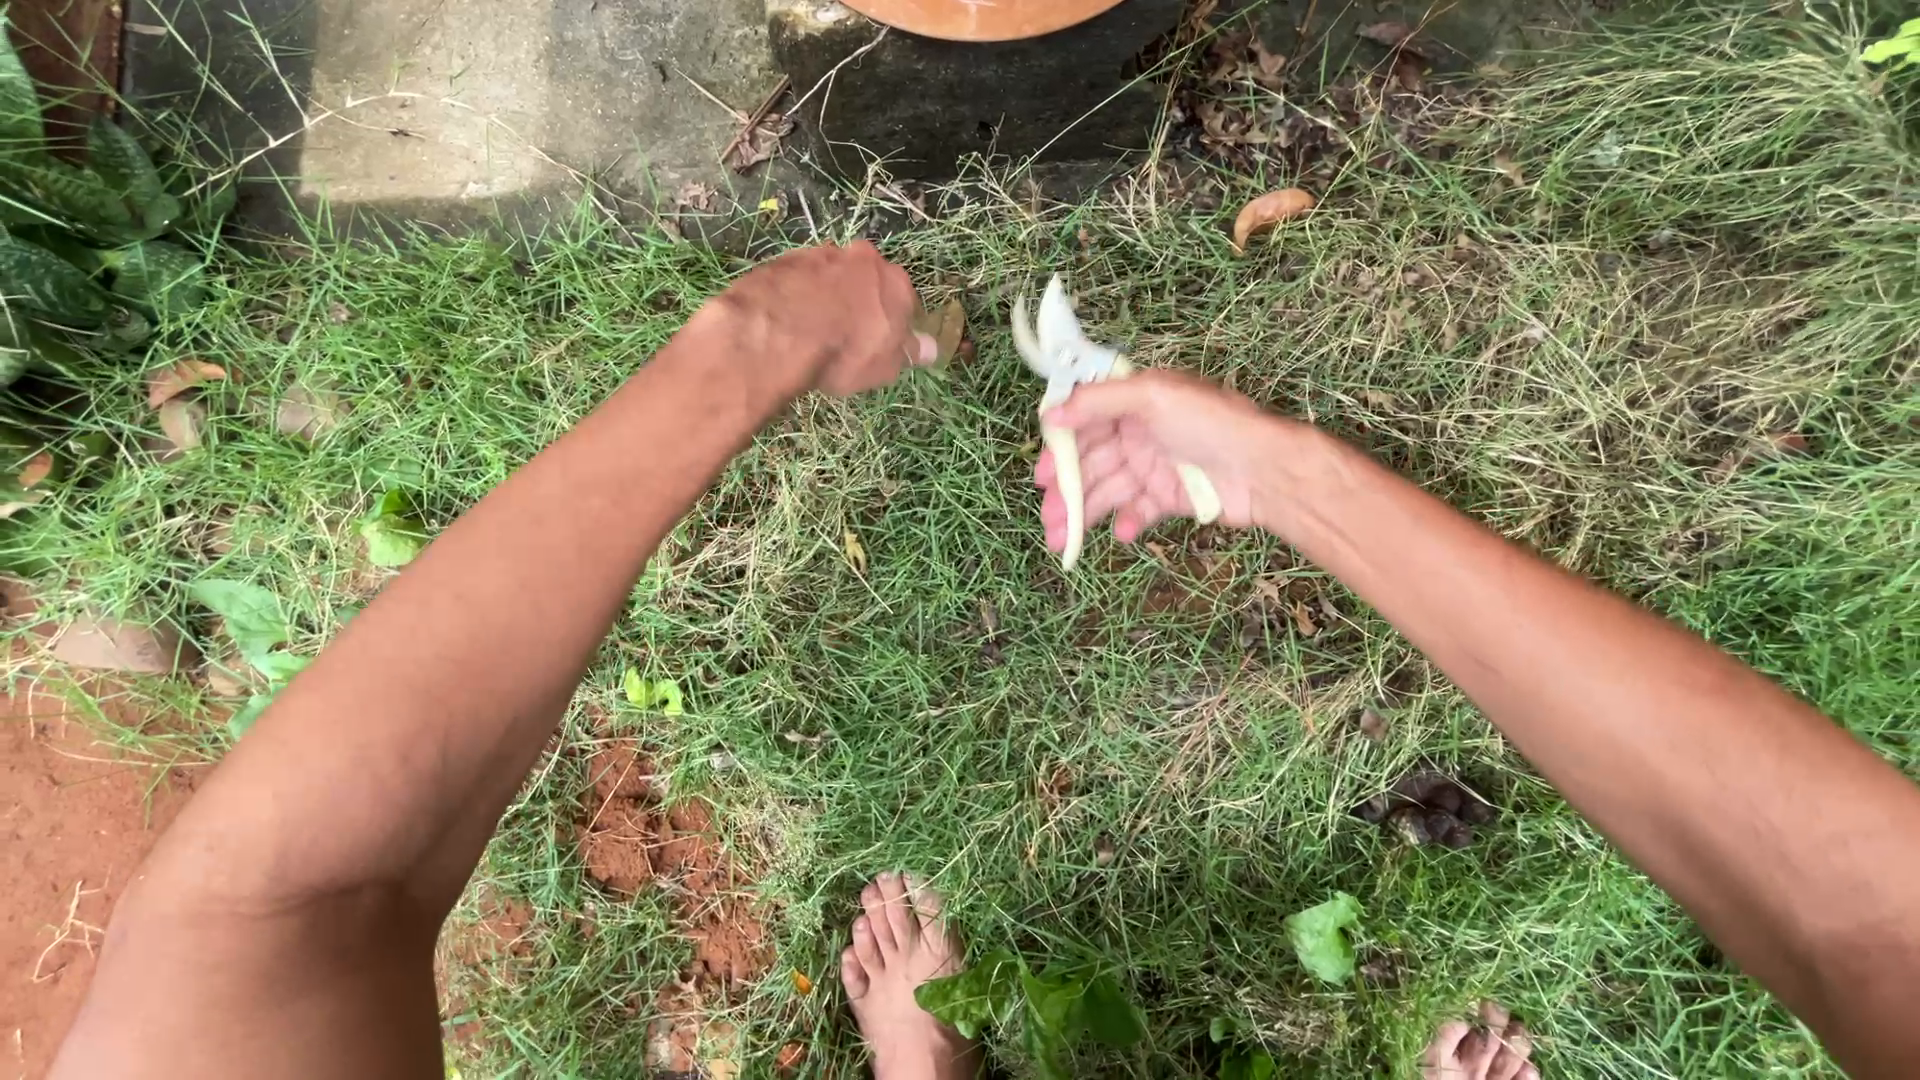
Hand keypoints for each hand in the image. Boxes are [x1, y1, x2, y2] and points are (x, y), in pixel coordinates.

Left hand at [704, 241, 934, 396]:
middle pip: (868, 281)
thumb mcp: (886, 365)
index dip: (893, 323)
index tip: (880, 342)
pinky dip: (800, 293)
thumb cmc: (846, 353)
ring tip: (813, 328)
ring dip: (829, 295)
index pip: (904, 301)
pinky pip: (803, 278)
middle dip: (861, 302)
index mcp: (896, 283)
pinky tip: (790, 318)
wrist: (782, 331)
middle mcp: (864, 259)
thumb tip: (930, 347)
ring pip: (834, 276)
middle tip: (846, 335)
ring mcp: (824, 253)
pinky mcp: (788, 257)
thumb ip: (909, 352)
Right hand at [1035, 370, 1294, 547]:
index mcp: (1135, 403)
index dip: (1060, 450)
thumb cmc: (1211, 423)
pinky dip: (1126, 522)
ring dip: (1085, 514)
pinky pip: (1138, 511)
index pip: (1085, 425)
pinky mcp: (1168, 498)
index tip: (1040, 475)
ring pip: (1108, 491)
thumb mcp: (1152, 396)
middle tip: (1048, 518)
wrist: (1264, 469)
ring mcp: (1153, 468)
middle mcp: (1139, 434)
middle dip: (1067, 492)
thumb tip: (1051, 413)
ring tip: (1063, 540)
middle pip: (1091, 464)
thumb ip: (1098, 402)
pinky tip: (1121, 532)